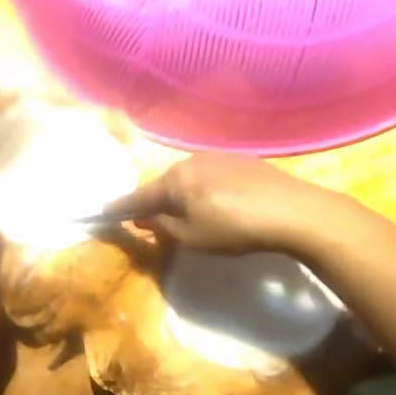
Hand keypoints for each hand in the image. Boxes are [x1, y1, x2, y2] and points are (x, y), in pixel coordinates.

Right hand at [102, 153, 350, 253]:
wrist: (294, 212)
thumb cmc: (234, 229)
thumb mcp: (190, 237)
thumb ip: (162, 227)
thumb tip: (144, 218)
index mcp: (175, 179)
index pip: (138, 196)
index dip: (119, 208)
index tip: (101, 212)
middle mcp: (192, 161)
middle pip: (163, 184)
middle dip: (153, 202)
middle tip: (146, 221)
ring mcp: (219, 157)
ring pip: (187, 178)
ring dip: (180, 195)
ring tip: (182, 214)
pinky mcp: (242, 160)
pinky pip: (209, 175)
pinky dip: (201, 189)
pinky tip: (214, 203)